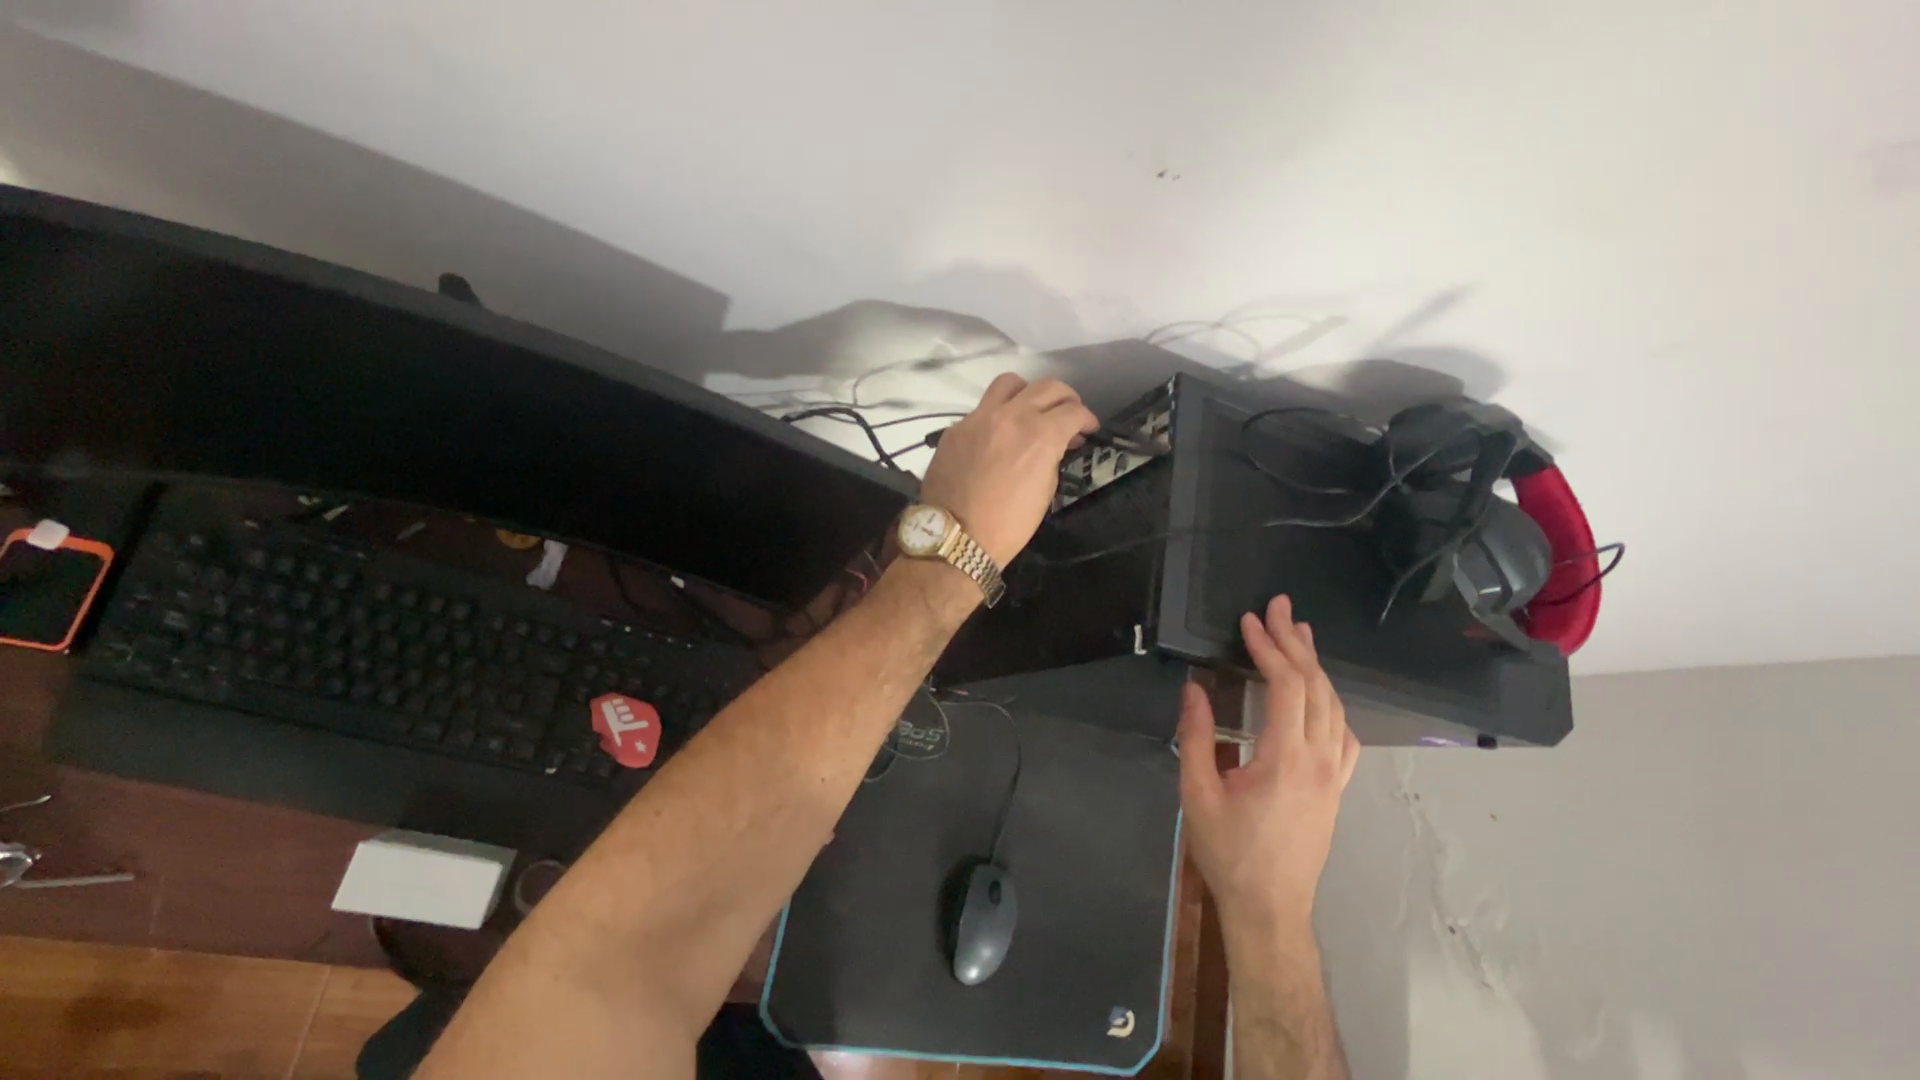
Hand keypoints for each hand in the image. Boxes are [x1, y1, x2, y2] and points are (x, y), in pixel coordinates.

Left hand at [918, 374, 1098, 565]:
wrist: (956, 536)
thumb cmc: (1009, 524)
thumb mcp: (1045, 490)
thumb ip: (1053, 457)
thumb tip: (1056, 443)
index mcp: (1040, 434)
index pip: (1073, 411)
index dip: (1087, 419)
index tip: (1088, 428)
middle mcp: (1011, 416)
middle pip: (1047, 387)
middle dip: (1065, 398)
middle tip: (1068, 414)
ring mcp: (979, 418)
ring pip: (1010, 383)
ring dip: (1028, 392)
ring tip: (1031, 410)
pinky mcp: (956, 428)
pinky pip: (982, 409)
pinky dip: (997, 416)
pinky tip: (997, 436)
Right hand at [1179, 595, 1358, 936]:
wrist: (1269, 908)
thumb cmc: (1229, 852)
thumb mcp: (1198, 794)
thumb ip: (1196, 738)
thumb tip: (1194, 689)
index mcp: (1286, 757)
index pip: (1286, 685)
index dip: (1269, 647)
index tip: (1250, 621)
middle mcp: (1319, 759)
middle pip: (1315, 686)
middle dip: (1295, 642)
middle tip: (1278, 609)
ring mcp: (1334, 775)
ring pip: (1334, 706)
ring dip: (1315, 667)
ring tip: (1299, 636)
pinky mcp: (1337, 789)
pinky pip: (1344, 736)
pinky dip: (1332, 704)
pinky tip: (1323, 697)